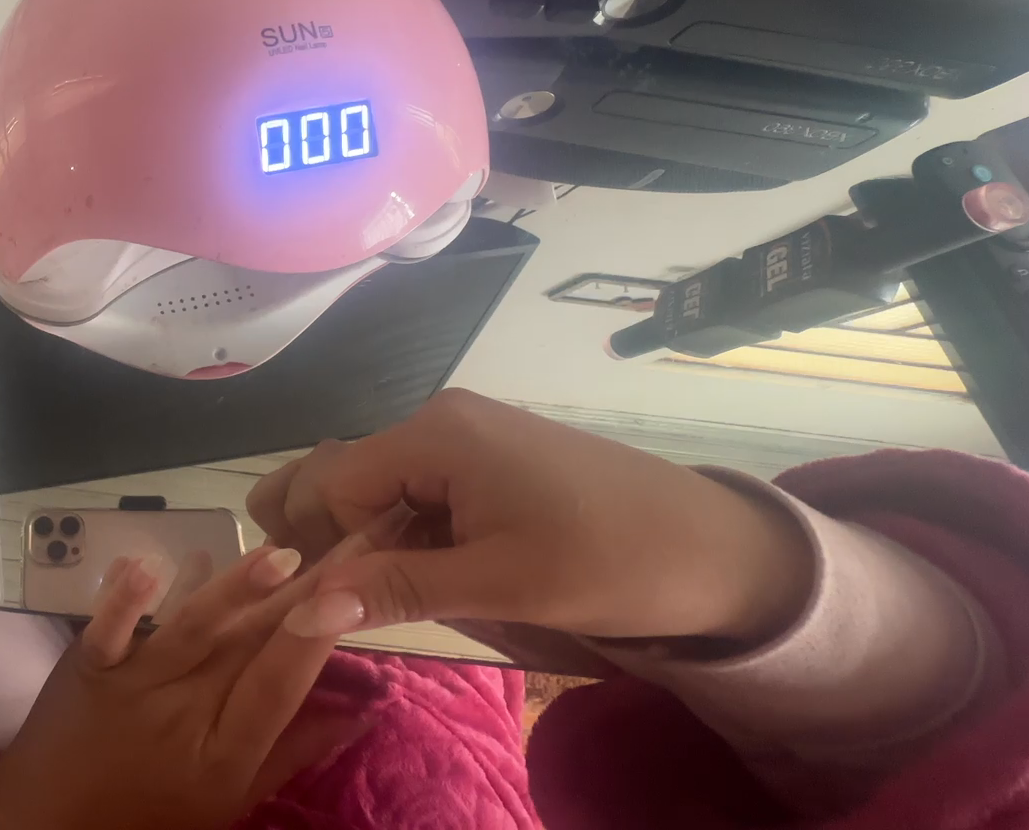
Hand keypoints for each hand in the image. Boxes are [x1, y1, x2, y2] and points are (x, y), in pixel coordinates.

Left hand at [0, 546, 349, 829]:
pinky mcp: (88, 664)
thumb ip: (292, 750)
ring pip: (190, 630)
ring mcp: (133, 684)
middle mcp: (182, 714)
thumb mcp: (230, 799)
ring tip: (278, 554)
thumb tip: (360, 711)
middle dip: (297, 595)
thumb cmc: (150, 814)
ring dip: (233, 589)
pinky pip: (108, 630)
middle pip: (246, 647)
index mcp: (222, 753)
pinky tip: (148, 564)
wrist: (49, 823)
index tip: (349, 596)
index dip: (311, 642)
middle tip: (340, 548)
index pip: (276, 689)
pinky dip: (124, 599)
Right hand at [246, 389, 814, 642]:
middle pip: (353, 476)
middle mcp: (438, 415)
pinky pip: (421, 482)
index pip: (335, 484)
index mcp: (434, 433)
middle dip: (356, 537)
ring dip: (390, 537)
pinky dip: (420, 525)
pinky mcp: (486, 447)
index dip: (336, 544)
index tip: (368, 596)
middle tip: (397, 591)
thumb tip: (302, 612)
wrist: (726, 551)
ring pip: (384, 483)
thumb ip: (395, 588)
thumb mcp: (499, 585)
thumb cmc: (611, 563)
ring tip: (435, 579)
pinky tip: (452, 558)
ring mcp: (464, 427)